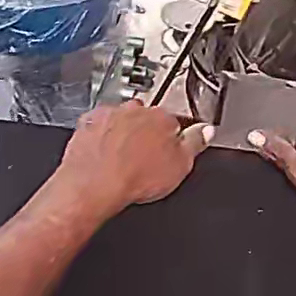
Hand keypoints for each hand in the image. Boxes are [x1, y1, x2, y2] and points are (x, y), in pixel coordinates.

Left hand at [50, 101, 212, 216]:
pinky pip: (98, 125)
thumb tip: (206, 131)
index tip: (169, 149)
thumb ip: (195, 143)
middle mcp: (136, 110)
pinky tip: (103, 153)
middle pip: (147, 118)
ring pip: (122, 119)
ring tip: (122, 158)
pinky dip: (101, 135)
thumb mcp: (180, 167)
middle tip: (144, 157)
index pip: (175, 121)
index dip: (172, 138)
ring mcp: (111, 115)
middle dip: (146, 133)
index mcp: (163, 118)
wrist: (93, 184)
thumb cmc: (133, 178)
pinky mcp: (88, 123)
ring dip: (123, 132)